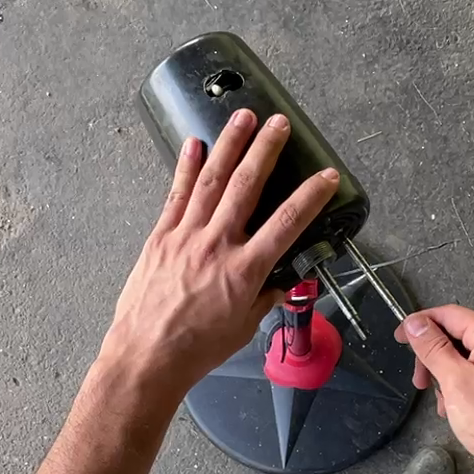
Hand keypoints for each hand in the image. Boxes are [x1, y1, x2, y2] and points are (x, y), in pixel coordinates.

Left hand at [99, 109, 338, 400]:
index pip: (288, 222)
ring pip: (211, 180)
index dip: (311, 196)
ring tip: (242, 117)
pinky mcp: (161, 237)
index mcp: (246, 270)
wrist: (148, 356)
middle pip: (247, 186)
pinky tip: (194, 145)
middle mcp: (218, 244)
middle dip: (266, 149)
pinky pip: (176, 195)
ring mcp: (186, 236)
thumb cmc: (198, 348)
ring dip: (229, 145)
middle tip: (279, 123)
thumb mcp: (245, 326)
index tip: (326, 176)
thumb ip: (266, 296)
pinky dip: (186, 167)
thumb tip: (282, 282)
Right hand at [396, 305, 473, 473]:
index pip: (450, 315)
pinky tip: (454, 404)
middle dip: (434, 357)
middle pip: (457, 334)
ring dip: (446, 374)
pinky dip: (460, 382)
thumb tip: (415, 324)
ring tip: (442, 400)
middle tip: (419, 380)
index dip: (420, 324)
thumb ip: (432, 348)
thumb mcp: (454, 382)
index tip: (400, 336)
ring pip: (465, 354)